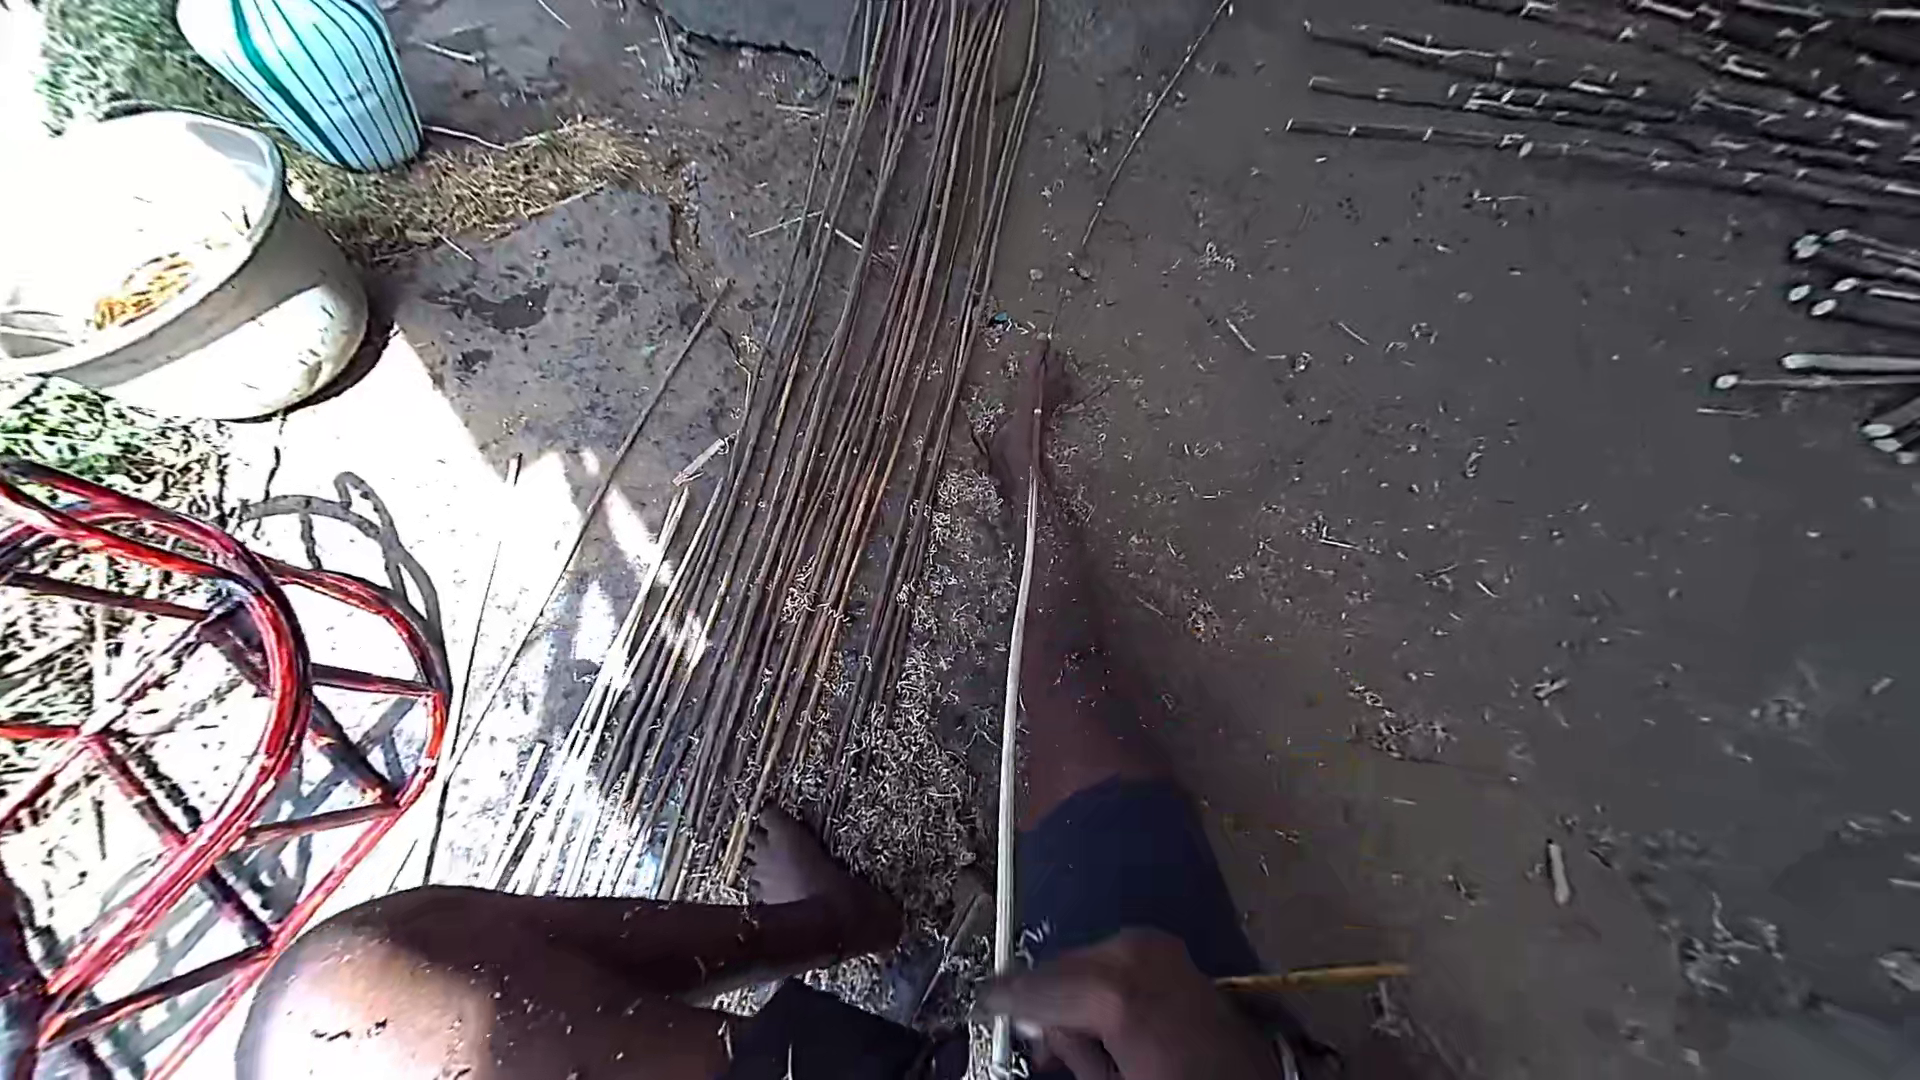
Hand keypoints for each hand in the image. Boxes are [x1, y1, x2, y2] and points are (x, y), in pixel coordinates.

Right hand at [978, 928, 1283, 1079]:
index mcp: (1114, 990)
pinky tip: (1098, 1011)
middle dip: (1041, 994)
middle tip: (1030, 1032)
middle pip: (1061, 967)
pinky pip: (1112, 958)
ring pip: (1085, 959)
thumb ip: (1072, 1050)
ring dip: (1070, 988)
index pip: (1040, 986)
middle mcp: (1127, 950)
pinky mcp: (1164, 946)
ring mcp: (1150, 943)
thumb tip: (1044, 1023)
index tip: (983, 999)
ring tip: (1066, 1030)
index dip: (1007, 995)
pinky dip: (1097, 980)